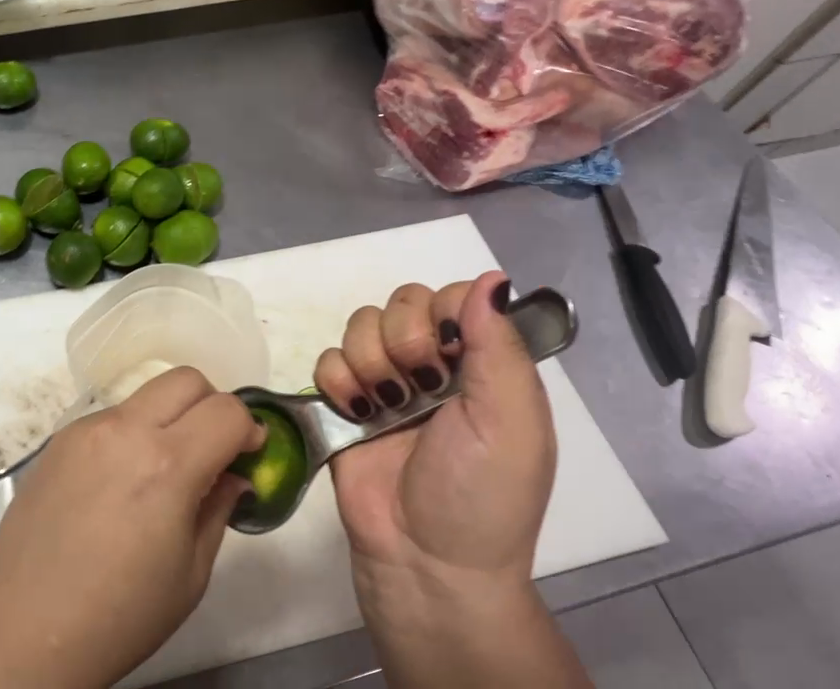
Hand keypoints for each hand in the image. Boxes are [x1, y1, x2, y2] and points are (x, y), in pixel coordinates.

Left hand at [0, 367, 264, 688]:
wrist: (26, 629)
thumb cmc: (120, 615)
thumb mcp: (190, 573)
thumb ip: (217, 507)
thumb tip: (232, 474)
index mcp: (166, 465)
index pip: (226, 410)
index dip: (248, 429)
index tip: (249, 455)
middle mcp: (124, 430)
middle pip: (186, 379)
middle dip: (211, 405)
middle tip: (212, 450)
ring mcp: (85, 430)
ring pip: (145, 395)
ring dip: (168, 418)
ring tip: (162, 471)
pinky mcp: (58, 440)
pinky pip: (111, 418)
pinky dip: (131, 434)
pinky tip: (120, 483)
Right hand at [314, 271, 553, 583]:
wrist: (425, 562)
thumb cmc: (482, 495)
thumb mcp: (512, 423)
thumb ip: (500, 346)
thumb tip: (492, 276)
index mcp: (481, 365)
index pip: (454, 296)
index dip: (444, 312)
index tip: (450, 352)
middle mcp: (433, 364)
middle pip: (401, 302)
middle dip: (404, 340)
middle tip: (420, 388)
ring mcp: (385, 382)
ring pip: (361, 325)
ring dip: (371, 363)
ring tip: (387, 409)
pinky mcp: (344, 404)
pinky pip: (327, 360)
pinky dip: (338, 383)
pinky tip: (357, 415)